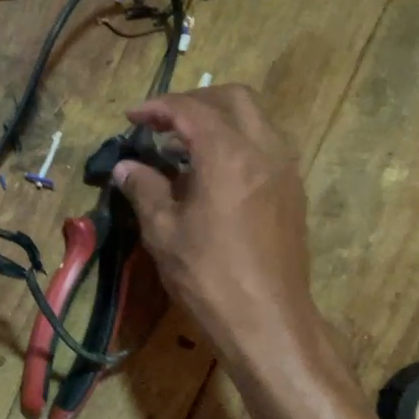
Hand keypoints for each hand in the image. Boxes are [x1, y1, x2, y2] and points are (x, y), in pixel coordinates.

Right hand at [111, 85, 318, 371]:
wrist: (266, 318)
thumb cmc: (207, 276)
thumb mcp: (164, 233)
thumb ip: (145, 190)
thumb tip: (127, 167)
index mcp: (228, 156)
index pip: (192, 110)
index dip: (158, 107)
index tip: (130, 117)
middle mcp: (264, 149)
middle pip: (233, 99)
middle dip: (193, 102)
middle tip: (159, 122)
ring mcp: (284, 169)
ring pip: (253, 119)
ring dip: (216, 119)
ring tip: (179, 147)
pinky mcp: (290, 190)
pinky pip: (263, 144)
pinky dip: (233, 141)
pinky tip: (207, 172)